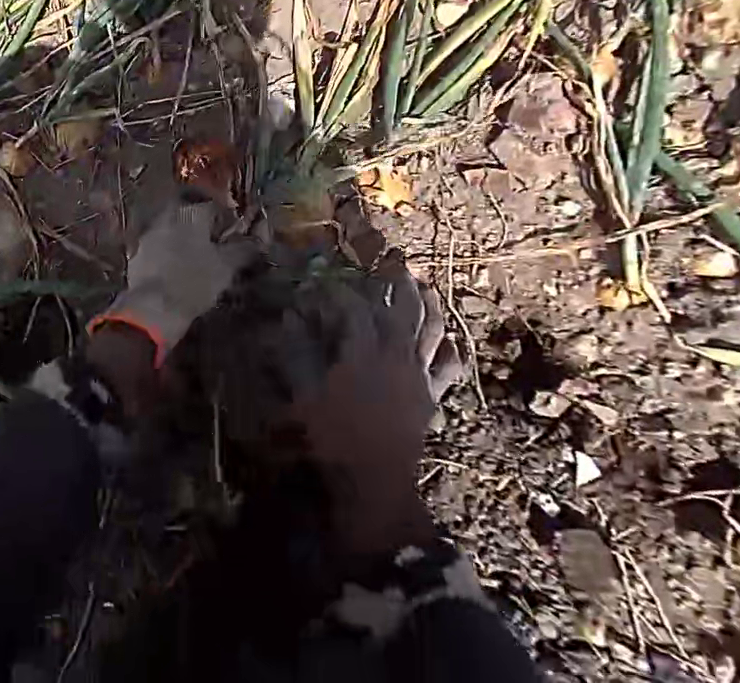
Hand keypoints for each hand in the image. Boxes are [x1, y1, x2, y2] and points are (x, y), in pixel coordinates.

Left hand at [101, 201, 253, 356]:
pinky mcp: (137, 257)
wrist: (154, 308)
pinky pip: (157, 250)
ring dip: (182, 240)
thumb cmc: (195, 281)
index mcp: (190, 215)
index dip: (225, 219)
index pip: (212, 206)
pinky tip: (175, 272)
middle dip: (201, 226)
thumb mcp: (227, 267)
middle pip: (187, 215)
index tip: (232, 233)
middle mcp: (167, 219)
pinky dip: (167, 256)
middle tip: (213, 244)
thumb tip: (256, 242)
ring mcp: (149, 237)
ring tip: (195, 260)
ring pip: (171, 231)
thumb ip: (243, 250)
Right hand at [288, 254, 459, 560]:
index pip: (355, 308)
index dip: (340, 292)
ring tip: (426, 284)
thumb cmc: (335, 437)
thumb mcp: (305, 395)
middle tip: (393, 261)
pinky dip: (450, 348)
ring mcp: (419, 374)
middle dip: (396, 281)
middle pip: (402, 308)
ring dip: (430, 303)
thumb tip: (289, 318)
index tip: (326, 284)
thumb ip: (295, 353)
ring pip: (431, 328)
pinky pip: (449, 366)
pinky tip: (448, 339)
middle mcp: (396, 355)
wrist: (376, 480)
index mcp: (363, 352)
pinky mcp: (433, 393)